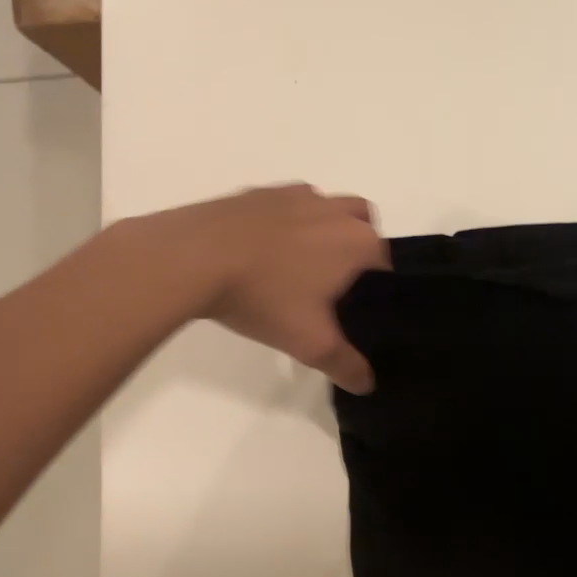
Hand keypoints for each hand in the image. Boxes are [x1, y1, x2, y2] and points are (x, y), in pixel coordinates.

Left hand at [135, 184, 390, 392]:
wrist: (189, 257)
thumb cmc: (262, 296)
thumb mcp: (308, 342)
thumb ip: (345, 364)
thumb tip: (368, 385)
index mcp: (359, 242)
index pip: (387, 263)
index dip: (376, 286)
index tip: (354, 307)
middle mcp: (337, 211)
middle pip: (365, 224)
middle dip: (358, 247)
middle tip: (332, 281)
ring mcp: (297, 196)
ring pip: (328, 207)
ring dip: (326, 227)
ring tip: (297, 261)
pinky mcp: (260, 191)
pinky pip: (288, 202)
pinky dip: (287, 220)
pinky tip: (263, 247)